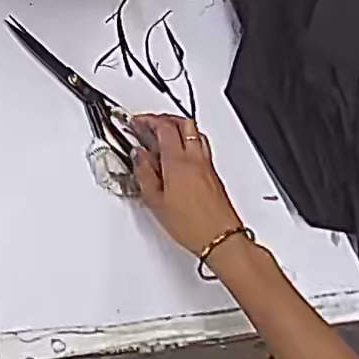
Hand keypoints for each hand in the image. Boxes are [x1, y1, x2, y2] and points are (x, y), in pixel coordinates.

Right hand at [131, 114, 243, 256]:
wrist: (221, 240)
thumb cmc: (192, 225)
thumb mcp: (155, 200)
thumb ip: (144, 173)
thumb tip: (138, 156)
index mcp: (178, 162)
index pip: (164, 127)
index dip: (148, 120)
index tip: (137, 123)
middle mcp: (195, 159)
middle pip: (183, 124)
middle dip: (164, 118)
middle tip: (149, 124)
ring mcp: (207, 166)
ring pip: (195, 133)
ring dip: (178, 128)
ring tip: (164, 134)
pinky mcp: (214, 175)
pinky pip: (201, 147)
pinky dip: (188, 142)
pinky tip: (179, 153)